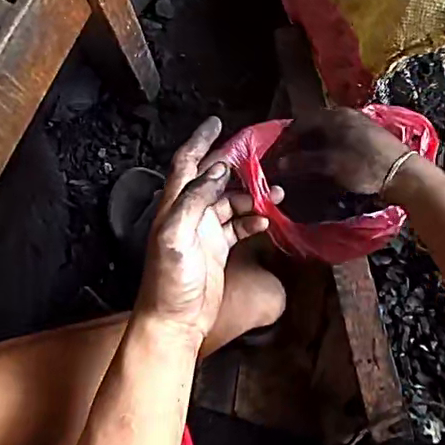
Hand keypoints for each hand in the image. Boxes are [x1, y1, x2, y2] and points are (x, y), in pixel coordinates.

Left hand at [134, 118, 270, 344]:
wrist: (176, 321)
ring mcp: (204, 232)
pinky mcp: (217, 249)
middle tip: (258, 155)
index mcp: (174, 207)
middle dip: (234, 165)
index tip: (216, 124)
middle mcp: (188, 214)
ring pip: (230, 202)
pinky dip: (252, 220)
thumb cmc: (169, 283)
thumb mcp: (176, 237)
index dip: (200, 141)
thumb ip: (195, 201)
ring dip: (252, 196)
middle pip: (213, 179)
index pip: (186, 164)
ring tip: (275, 194)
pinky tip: (265, 221)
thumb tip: (217, 172)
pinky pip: (238, 226)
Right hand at [267, 108, 412, 195]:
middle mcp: (346, 114)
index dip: (287, 139)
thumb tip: (279, 163)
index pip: (301, 122)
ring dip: (315, 147)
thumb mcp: (331, 165)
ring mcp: (360, 124)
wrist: (404, 174)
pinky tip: (328, 164)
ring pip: (329, 133)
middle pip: (315, 126)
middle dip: (300, 143)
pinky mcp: (370, 136)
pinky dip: (330, 149)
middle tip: (290, 162)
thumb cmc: (365, 167)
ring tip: (307, 165)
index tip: (278, 155)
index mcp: (335, 116)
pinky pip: (341, 139)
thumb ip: (304, 162)